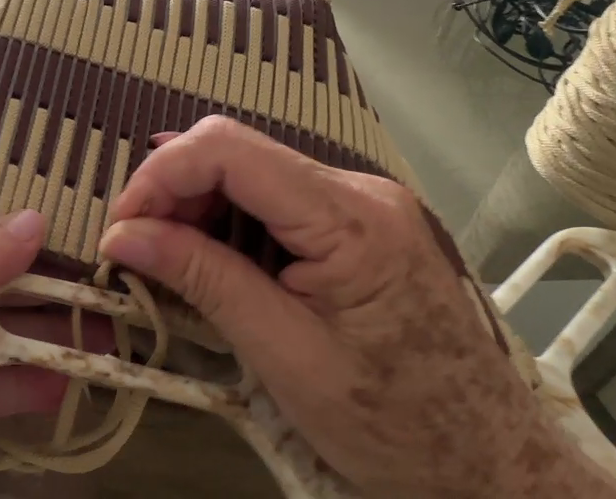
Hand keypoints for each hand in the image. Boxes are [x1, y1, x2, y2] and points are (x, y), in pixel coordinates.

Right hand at [99, 117, 615, 498]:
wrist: (495, 472)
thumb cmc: (397, 427)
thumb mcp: (285, 356)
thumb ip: (203, 280)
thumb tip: (121, 235)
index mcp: (352, 219)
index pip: (228, 150)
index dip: (160, 174)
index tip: (121, 227)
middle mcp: (359, 190)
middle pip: (233, 151)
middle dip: (171, 191)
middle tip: (137, 248)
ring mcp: (361, 202)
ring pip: (246, 169)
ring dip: (194, 206)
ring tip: (168, 259)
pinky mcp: (356, 222)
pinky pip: (270, 196)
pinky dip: (225, 220)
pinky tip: (209, 257)